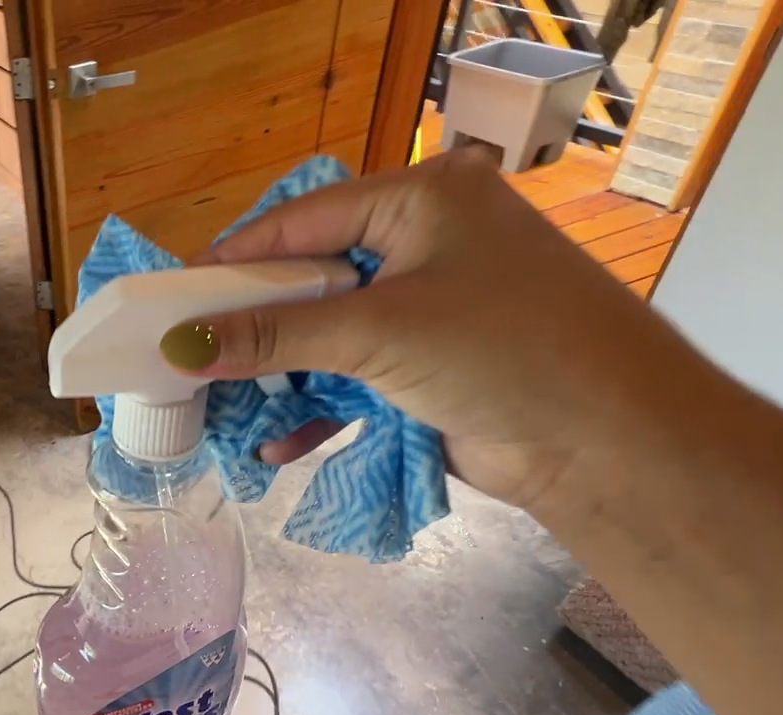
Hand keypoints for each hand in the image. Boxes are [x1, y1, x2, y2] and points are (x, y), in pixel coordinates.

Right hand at [178, 148, 736, 520]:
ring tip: (220, 406)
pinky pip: (346, 379)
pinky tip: (274, 444)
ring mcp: (422, 310)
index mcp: (420, 201)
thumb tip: (179, 344)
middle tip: (188, 355)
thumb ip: (273, 334)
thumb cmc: (501, 351)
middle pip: (307, 280)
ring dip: (275, 377)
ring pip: (321, 335)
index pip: (301, 222)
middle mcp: (420, 245)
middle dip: (251, 326)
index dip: (233, 260)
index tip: (171, 297)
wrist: (610, 443)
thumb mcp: (376, 332)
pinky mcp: (422, 367)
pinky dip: (312, 410)